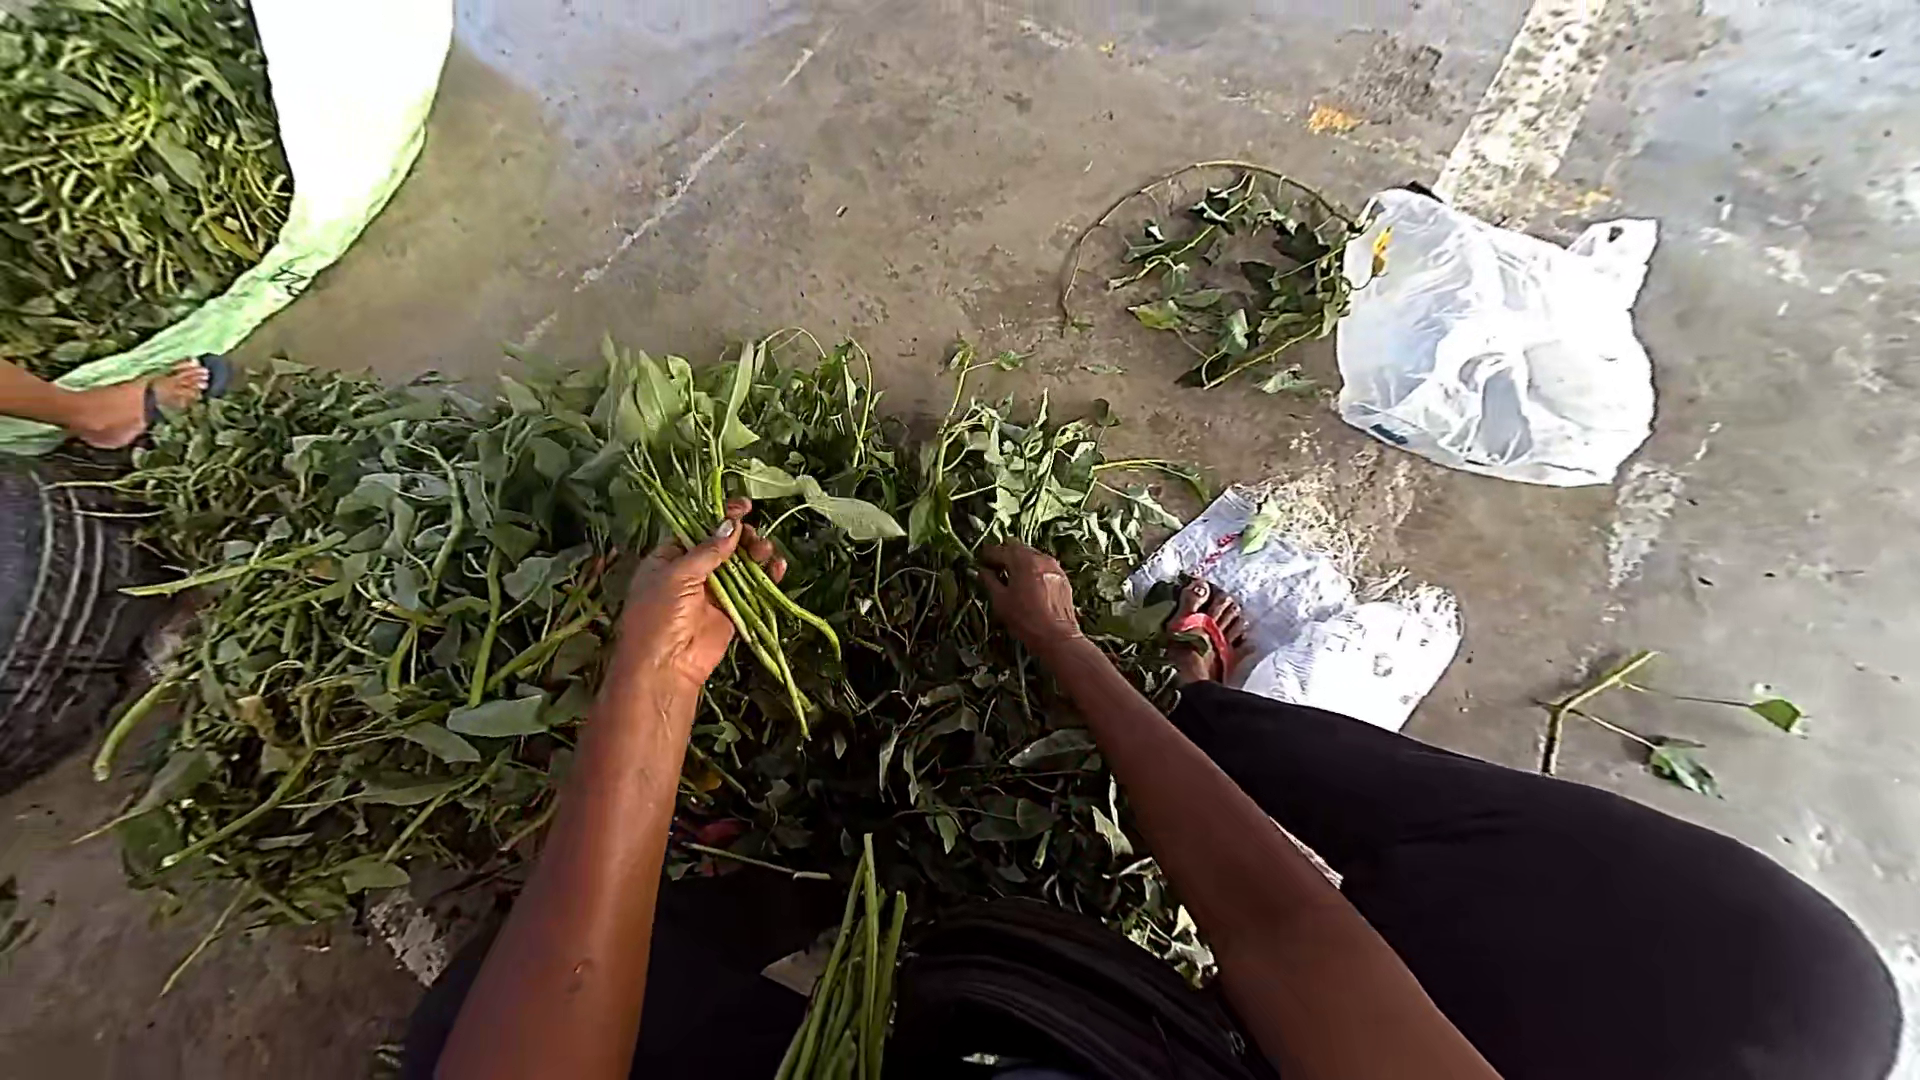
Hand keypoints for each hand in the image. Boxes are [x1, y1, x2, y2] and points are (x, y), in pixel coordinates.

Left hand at [615, 498, 786, 697]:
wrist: (665, 666)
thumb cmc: (658, 615)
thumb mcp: (677, 575)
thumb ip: (708, 550)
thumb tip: (731, 525)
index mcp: (671, 558)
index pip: (699, 529)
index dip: (721, 516)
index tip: (743, 506)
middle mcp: (693, 571)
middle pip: (726, 545)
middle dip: (743, 537)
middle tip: (754, 538)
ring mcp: (715, 591)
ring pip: (742, 564)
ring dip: (757, 554)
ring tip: (765, 552)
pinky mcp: (733, 610)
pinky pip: (753, 588)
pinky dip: (767, 577)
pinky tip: (777, 568)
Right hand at [977, 542, 1084, 658]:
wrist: (1057, 636)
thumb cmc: (1024, 619)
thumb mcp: (1000, 600)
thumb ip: (989, 581)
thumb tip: (982, 570)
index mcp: (1023, 561)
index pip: (1000, 550)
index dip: (987, 554)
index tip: (980, 560)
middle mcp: (1040, 558)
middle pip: (1018, 548)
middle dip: (1004, 554)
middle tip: (993, 565)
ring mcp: (1054, 566)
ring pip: (1031, 555)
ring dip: (1019, 560)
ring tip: (1009, 573)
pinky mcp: (1062, 576)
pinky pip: (1042, 565)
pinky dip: (1032, 568)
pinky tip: (1027, 580)